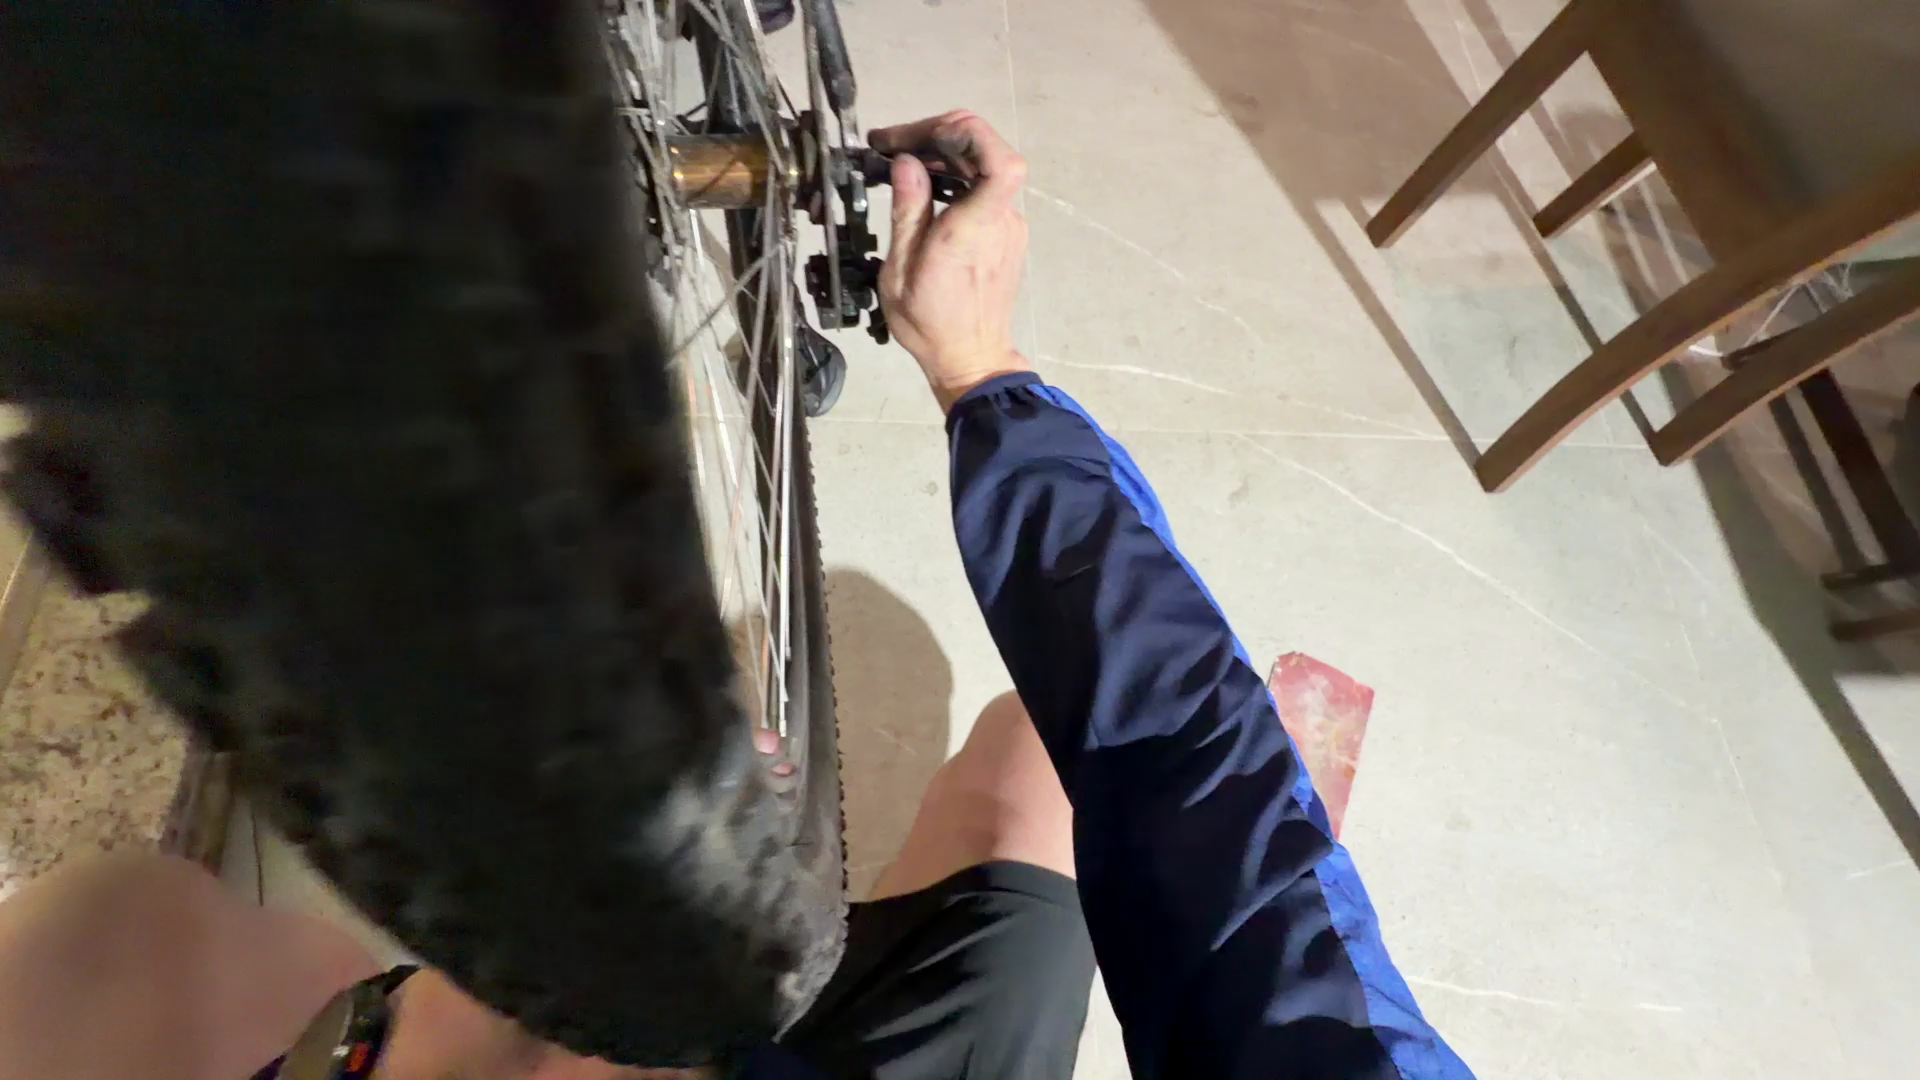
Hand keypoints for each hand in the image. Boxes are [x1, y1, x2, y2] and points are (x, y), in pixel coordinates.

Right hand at [870, 111, 1032, 412]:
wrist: (971, 359)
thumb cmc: (930, 325)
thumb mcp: (901, 273)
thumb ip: (907, 212)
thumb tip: (906, 162)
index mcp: (974, 230)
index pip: (1001, 163)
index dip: (969, 134)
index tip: (925, 137)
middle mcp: (1001, 222)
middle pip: (986, 151)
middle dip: (937, 134)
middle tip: (891, 145)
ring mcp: (1009, 227)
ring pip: (984, 167)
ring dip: (944, 154)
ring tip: (901, 162)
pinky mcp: (1007, 234)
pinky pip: (985, 189)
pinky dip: (956, 178)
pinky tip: (926, 189)